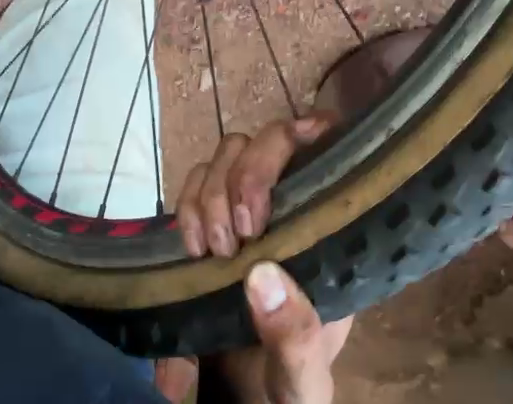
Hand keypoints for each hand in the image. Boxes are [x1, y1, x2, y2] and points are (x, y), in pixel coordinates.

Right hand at [174, 116, 347, 403]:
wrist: (240, 402)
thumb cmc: (288, 389)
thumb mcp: (302, 377)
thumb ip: (294, 336)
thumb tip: (262, 274)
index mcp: (326, 233)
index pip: (321, 154)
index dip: (304, 135)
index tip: (296, 143)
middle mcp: (287, 208)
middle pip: (265, 142)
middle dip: (245, 178)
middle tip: (236, 239)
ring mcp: (242, 209)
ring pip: (226, 154)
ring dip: (211, 193)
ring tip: (211, 250)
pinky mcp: (206, 220)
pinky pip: (192, 183)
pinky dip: (186, 206)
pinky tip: (190, 246)